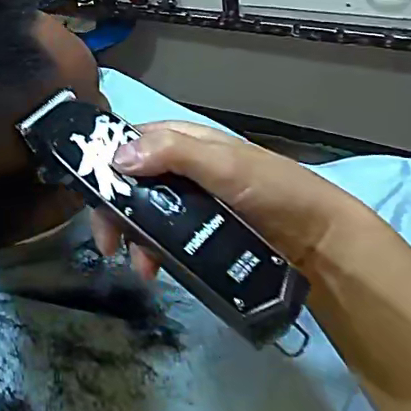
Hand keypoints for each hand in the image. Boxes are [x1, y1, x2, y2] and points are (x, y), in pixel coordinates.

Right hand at [90, 122, 375, 280]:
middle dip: (115, 210)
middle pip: (132, 181)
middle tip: (108, 242)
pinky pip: (165, 238)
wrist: (318, 239)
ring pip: (146, 213)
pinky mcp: (201, 233)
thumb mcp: (224, 164)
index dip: (108, 161)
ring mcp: (193, 202)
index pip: (134, 141)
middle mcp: (184, 167)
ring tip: (139, 266)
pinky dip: (153, 252)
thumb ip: (174, 153)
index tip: (92, 192)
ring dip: (132, 236)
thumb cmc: (272, 190)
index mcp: (187, 140)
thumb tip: (118, 157)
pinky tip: (154, 270)